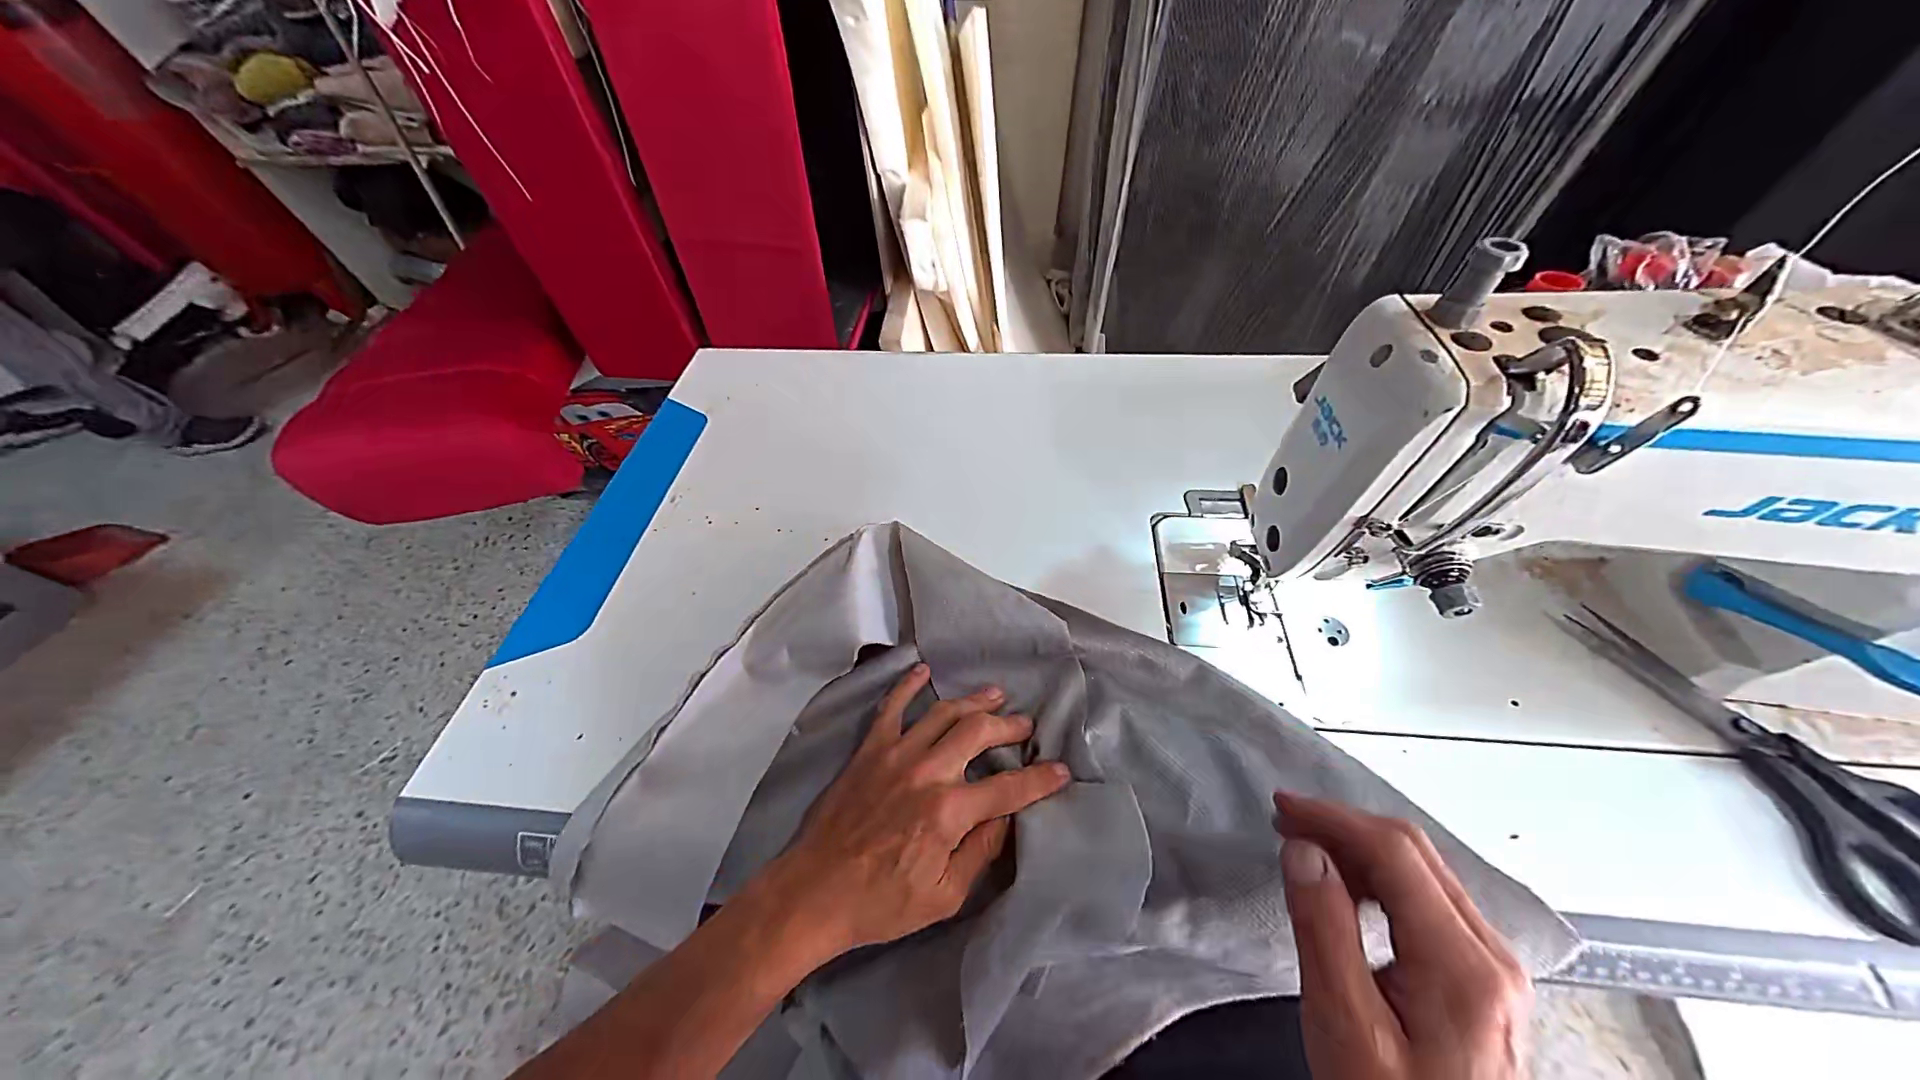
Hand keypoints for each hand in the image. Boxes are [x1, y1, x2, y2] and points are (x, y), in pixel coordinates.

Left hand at [750, 663, 1069, 962]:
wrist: (815, 891)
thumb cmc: (882, 902)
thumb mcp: (944, 896)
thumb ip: (980, 852)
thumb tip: (1007, 817)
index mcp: (948, 812)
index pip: (1008, 789)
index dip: (1040, 779)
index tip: (1061, 770)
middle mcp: (926, 772)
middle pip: (978, 733)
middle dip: (1009, 726)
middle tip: (1025, 725)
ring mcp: (895, 755)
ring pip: (943, 713)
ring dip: (973, 701)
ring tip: (994, 695)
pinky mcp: (869, 751)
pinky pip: (891, 708)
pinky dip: (908, 686)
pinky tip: (924, 671)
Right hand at [1274, 792, 1531, 1079]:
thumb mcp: (1344, 1024)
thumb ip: (1323, 929)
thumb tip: (1305, 852)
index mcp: (1462, 966)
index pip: (1394, 853)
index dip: (1332, 818)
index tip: (1283, 807)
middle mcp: (1491, 956)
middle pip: (1414, 851)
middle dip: (1343, 824)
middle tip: (1287, 821)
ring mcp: (1492, 965)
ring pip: (1422, 867)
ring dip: (1358, 845)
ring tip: (1306, 846)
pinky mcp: (1481, 975)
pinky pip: (1426, 895)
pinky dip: (1377, 873)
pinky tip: (1344, 881)